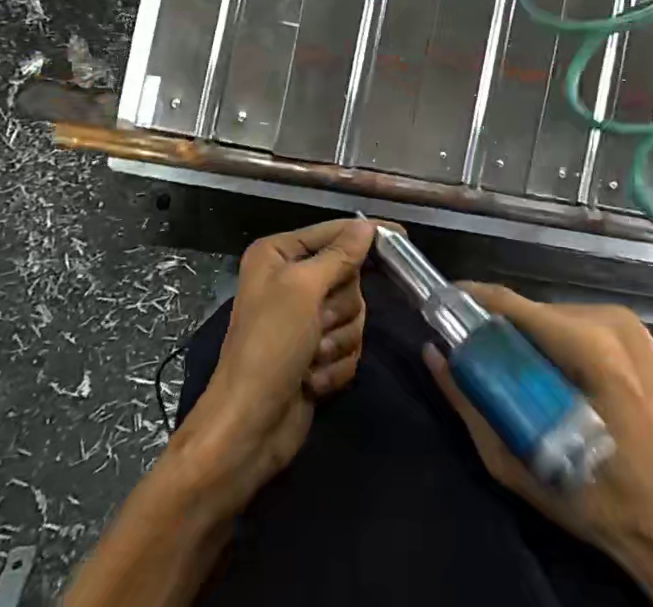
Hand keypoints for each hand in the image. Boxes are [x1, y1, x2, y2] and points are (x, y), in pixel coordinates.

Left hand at [168, 219, 374, 514]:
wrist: (251, 424)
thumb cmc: (269, 346)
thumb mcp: (303, 290)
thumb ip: (338, 256)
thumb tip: (366, 227)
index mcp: (279, 255)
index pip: (333, 232)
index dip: (365, 234)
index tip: (401, 234)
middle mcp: (291, 281)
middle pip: (349, 278)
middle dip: (340, 308)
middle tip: (317, 323)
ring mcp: (305, 319)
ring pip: (354, 315)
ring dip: (338, 341)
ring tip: (311, 357)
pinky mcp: (317, 353)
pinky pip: (350, 347)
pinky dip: (335, 365)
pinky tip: (312, 379)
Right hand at [424, 283, 652, 606]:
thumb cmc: (597, 500)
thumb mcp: (515, 462)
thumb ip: (468, 401)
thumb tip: (433, 353)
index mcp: (589, 350)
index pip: (513, 304)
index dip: (471, 299)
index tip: (440, 304)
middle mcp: (613, 324)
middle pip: (533, 311)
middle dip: (500, 330)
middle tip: (477, 360)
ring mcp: (632, 328)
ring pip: (554, 317)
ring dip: (528, 339)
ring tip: (518, 378)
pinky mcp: (642, 339)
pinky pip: (579, 326)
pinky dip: (557, 345)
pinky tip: (554, 379)